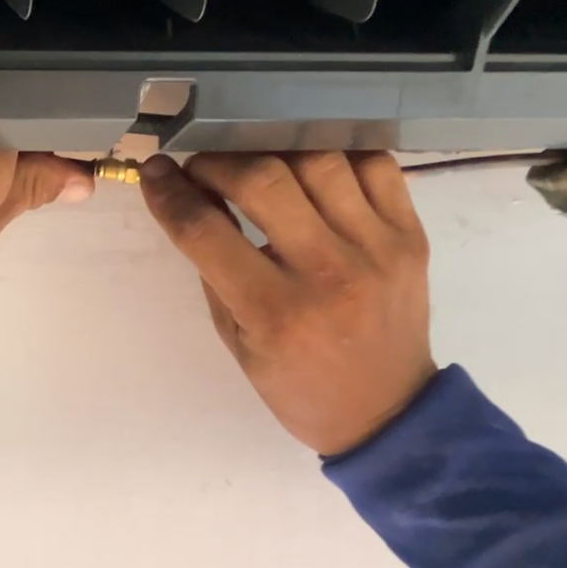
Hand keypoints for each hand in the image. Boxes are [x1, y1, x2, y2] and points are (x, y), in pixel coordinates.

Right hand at [139, 152, 434, 455]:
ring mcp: (378, 249)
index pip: (205, 230)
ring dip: (272, 152)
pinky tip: (310, 170)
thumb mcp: (234, 338)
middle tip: (204, 170)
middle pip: (263, 181)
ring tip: (256, 165)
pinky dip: (336, 155)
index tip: (154, 172)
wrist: (389, 415)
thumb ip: (212, 265)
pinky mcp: (412, 236)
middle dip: (217, 163)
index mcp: (275, 312)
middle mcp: (328, 273)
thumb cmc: (297, 383)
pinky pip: (375, 165)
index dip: (168, 193)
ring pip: (318, 159)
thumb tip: (191, 195)